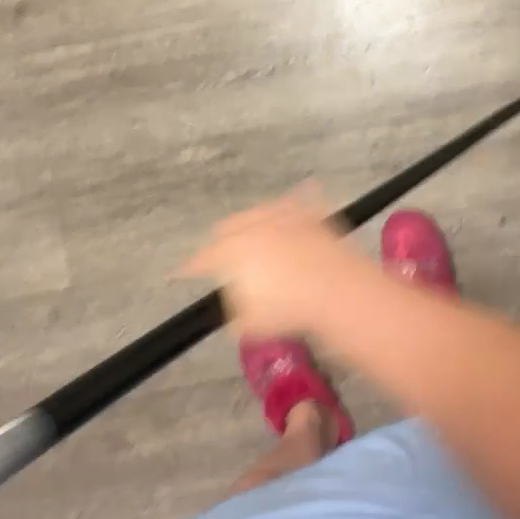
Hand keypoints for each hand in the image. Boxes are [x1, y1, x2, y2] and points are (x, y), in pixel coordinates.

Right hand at [179, 186, 383, 337]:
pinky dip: (294, 203)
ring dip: (253, 219)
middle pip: (230, 226)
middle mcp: (256, 227)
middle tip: (219, 246)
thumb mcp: (251, 322)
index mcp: (233, 251)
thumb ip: (236, 311)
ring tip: (251, 227)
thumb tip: (236, 311)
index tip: (182, 271)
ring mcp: (286, 216)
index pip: (203, 257)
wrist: (337, 287)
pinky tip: (300, 196)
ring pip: (261, 211)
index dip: (191, 266)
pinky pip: (299, 202)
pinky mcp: (313, 214)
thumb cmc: (289, 309)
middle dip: (222, 237)